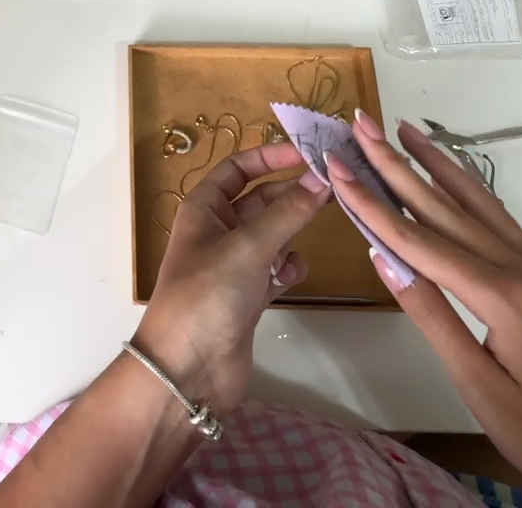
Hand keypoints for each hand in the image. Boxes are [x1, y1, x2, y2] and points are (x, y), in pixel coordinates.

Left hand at [133, 143, 330, 412]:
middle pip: (260, 200)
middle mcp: (217, 230)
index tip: (307, 152)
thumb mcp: (248, 246)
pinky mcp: (248, 296)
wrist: (187, 369)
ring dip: (293, 231)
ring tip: (321, 225)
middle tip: (334, 188)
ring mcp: (232, 264)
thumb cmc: (208, 294)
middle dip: (291, 193)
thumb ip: (288, 213)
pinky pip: (275, 269)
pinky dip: (287, 268)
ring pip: (272, 234)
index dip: (269, 157)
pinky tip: (292, 274)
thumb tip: (322, 177)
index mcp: (203, 208)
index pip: (237, 169)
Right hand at [331, 114, 521, 507]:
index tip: (334, 164)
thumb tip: (383, 257)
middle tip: (361, 123)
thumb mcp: (480, 387)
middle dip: (395, 164)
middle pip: (443, 206)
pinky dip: (469, 189)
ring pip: (475, 203)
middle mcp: (516, 268)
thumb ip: (432, 317)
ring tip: (406, 129)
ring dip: (436, 164)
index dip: (369, 201)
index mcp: (497, 294)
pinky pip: (497, 220)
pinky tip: (453, 180)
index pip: (416, 238)